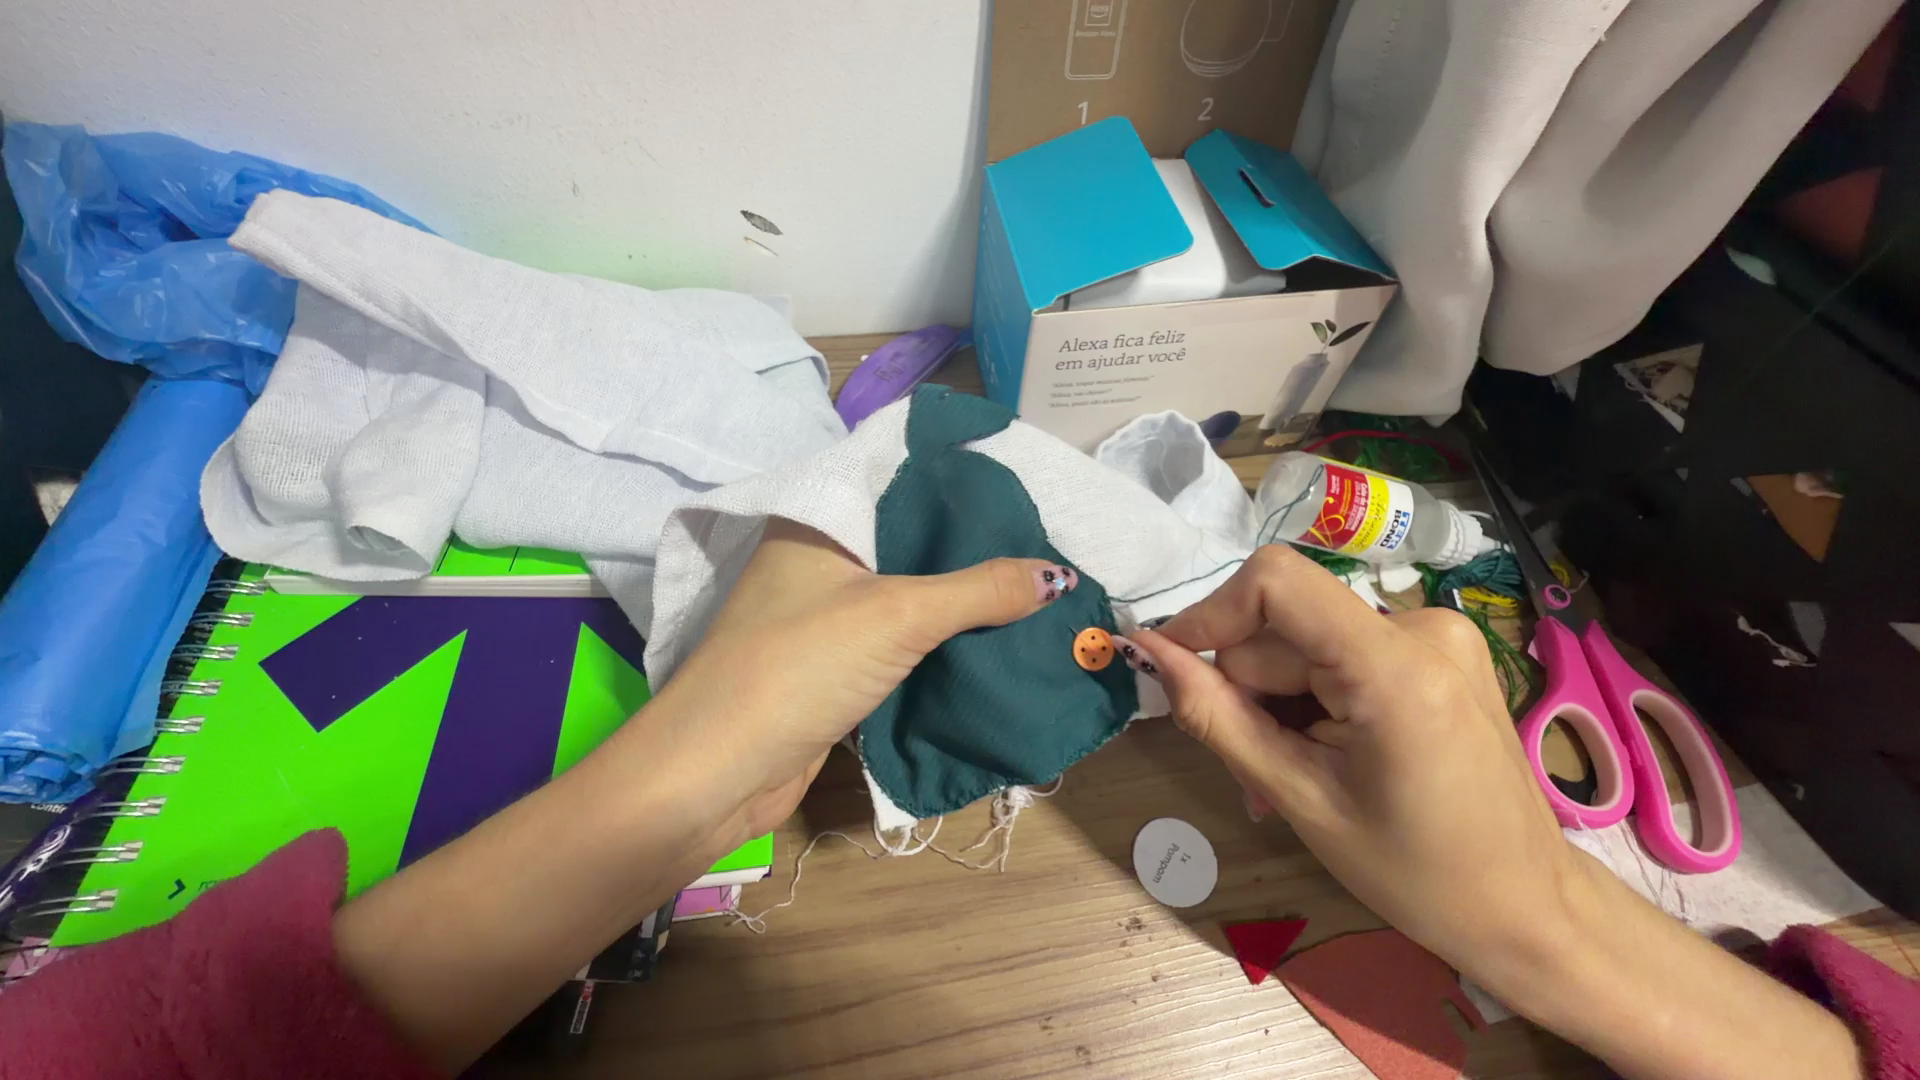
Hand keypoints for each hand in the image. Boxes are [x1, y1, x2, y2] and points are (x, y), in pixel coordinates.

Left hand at [646, 518, 1073, 835]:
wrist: (718, 773)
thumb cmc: (800, 666)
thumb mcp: (899, 615)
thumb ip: (980, 590)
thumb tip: (1059, 575)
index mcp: (817, 523)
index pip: (898, 482)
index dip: (960, 486)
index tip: (1022, 489)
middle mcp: (817, 561)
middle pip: (908, 543)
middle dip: (971, 550)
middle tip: (1042, 543)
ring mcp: (823, 616)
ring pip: (906, 595)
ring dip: (959, 599)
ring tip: (1032, 586)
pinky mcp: (833, 665)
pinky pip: (899, 640)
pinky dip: (939, 641)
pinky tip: (991, 638)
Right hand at [1132, 547, 1867, 1079]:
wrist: (1530, 909)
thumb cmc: (1414, 872)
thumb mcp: (1297, 798)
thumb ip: (1215, 715)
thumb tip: (1146, 651)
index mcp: (1394, 665)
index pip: (1274, 582)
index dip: (1209, 616)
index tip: (1175, 670)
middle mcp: (1421, 625)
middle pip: (1281, 626)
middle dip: (1246, 687)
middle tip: (1247, 766)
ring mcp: (1434, 633)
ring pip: (1301, 641)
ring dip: (1274, 698)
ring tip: (1287, 771)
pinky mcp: (1434, 648)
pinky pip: (1334, 650)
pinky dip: (1309, 694)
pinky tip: (1320, 749)